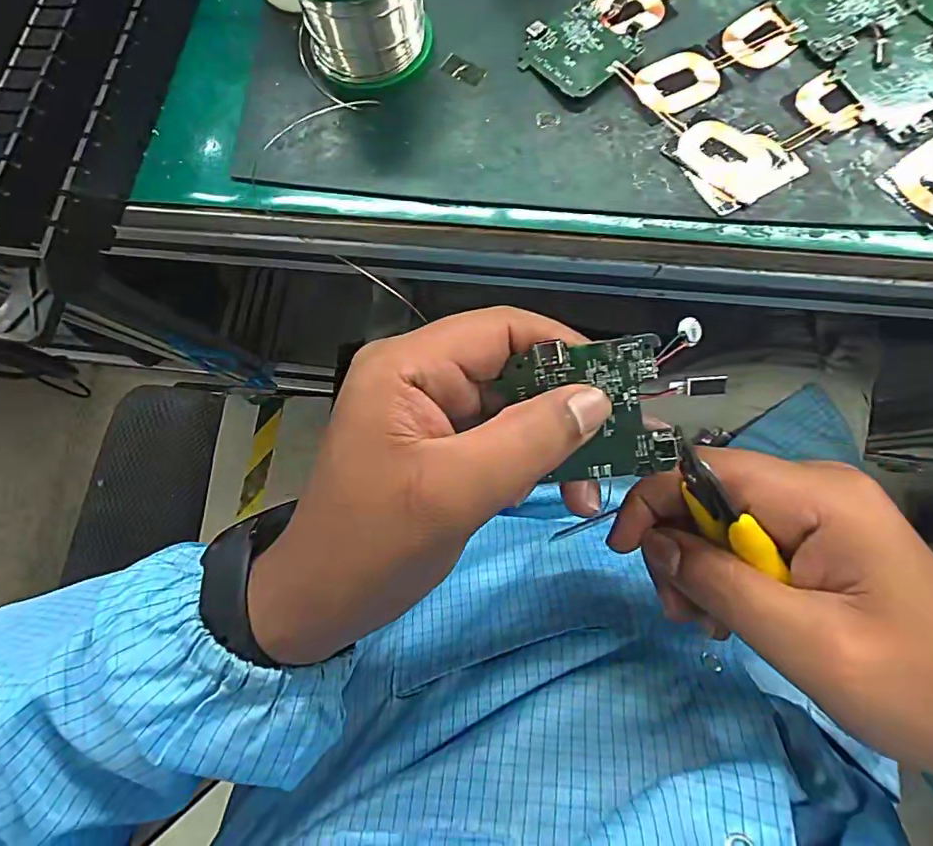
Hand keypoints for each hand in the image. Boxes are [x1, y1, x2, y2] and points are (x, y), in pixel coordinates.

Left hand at [248, 308, 612, 664]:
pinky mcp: (436, 443)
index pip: (501, 328)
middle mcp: (418, 375)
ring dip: (551, 439)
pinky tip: (553, 489)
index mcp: (408, 366)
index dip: (563, 347)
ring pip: (510, 404)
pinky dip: (529, 458)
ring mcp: (427, 410)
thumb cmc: (372, 546)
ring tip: (589, 486)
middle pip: (510, 366)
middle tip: (616, 442)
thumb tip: (596, 398)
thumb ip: (530, 439)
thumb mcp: (456, 492)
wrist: (316, 604)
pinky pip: (496, 435)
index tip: (616, 384)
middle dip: (563, 404)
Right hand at [608, 450, 932, 827]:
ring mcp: (822, 510)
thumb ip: (722, 585)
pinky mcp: (822, 537)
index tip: (624, 551)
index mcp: (821, 495)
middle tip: (681, 612)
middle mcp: (817, 486)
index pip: (708, 469)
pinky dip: (728, 575)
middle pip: (712, 493)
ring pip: (724, 518)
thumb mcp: (807, 644)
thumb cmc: (916, 689)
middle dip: (681, 547)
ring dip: (701, 567)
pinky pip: (750, 540)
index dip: (656, 500)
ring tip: (708, 622)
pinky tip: (733, 615)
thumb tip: (655, 544)